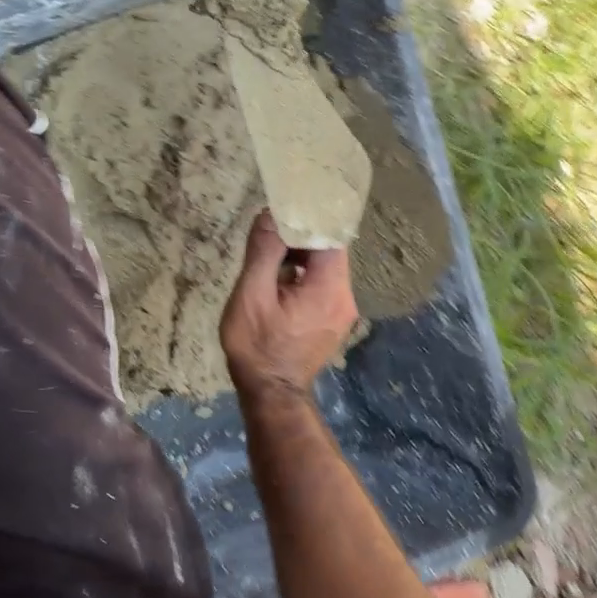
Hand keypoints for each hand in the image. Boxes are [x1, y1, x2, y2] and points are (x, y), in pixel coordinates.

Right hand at [221, 210, 358, 398]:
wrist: (269, 391)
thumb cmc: (257, 342)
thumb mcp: (252, 293)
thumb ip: (264, 252)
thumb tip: (270, 215)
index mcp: (330, 289)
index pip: (330, 239)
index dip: (308, 219)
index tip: (282, 206)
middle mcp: (344, 298)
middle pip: (329, 252)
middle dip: (299, 235)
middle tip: (266, 227)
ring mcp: (340, 311)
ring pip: (324, 267)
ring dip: (298, 254)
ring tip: (266, 250)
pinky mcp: (330, 320)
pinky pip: (321, 283)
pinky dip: (301, 272)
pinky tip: (276, 275)